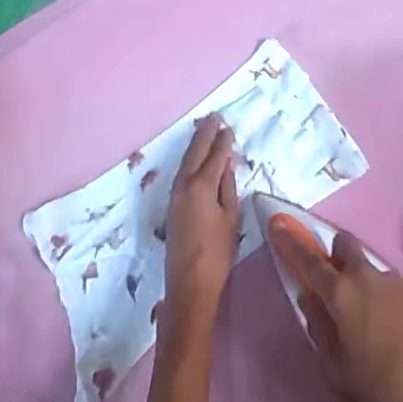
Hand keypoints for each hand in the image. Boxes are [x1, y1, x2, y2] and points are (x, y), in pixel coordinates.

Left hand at [163, 113, 241, 320]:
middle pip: (195, 152)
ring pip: (186, 160)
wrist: (189, 284)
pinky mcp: (171, 203)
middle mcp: (184, 183)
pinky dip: (190, 159)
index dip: (223, 141)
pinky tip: (196, 157)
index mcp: (201, 186)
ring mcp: (174, 193)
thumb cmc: (217, 254)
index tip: (228, 127)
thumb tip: (225, 164)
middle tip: (214, 117)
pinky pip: (182, 172)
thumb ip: (228, 188)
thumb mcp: (230, 219)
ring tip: (205, 129)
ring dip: (195, 144)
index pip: (214, 156)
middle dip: (205, 133)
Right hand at [271, 224, 402, 401]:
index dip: (289, 241)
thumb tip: (310, 300)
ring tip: (370, 317)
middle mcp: (365, 276)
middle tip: (334, 280)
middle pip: (344, 244)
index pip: (307, 259)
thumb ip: (318, 326)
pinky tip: (391, 326)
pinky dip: (385, 297)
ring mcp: (395, 283)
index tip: (277, 224)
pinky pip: (391, 286)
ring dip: (363, 281)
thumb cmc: (376, 382)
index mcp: (339, 291)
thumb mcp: (335, 363)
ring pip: (370, 268)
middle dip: (335, 255)